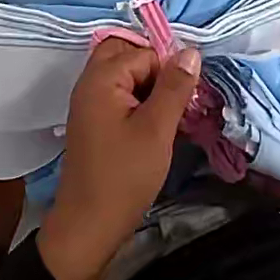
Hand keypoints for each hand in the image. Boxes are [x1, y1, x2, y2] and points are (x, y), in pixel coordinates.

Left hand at [38, 40, 203, 279]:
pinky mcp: (95, 122)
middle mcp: (90, 83)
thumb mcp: (157, 129)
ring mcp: (90, 103)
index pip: (144, 52)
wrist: (89, 227)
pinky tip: (157, 124)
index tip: (186, 98)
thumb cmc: (124, 176)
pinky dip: (140, 100)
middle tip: (177, 97)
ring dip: (150, 85)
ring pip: (124, 75)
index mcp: (101, 79)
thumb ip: (175, 86)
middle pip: (126, 53)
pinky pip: (119, 94)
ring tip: (171, 113)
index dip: (169, 70)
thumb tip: (190, 52)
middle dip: (156, 68)